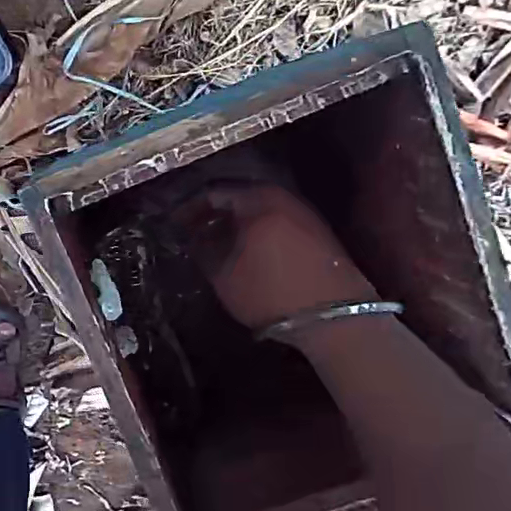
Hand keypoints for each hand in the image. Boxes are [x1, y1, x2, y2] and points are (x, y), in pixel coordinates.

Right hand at [178, 182, 375, 329]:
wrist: (334, 318)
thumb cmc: (269, 292)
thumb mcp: (223, 275)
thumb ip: (202, 249)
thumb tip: (191, 236)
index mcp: (257, 201)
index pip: (214, 192)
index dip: (190, 208)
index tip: (175, 224)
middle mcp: (283, 198)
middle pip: (239, 197)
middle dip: (213, 214)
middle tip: (193, 233)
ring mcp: (304, 214)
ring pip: (259, 210)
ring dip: (235, 223)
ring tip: (216, 244)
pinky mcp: (317, 234)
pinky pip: (276, 221)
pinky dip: (256, 231)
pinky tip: (245, 252)